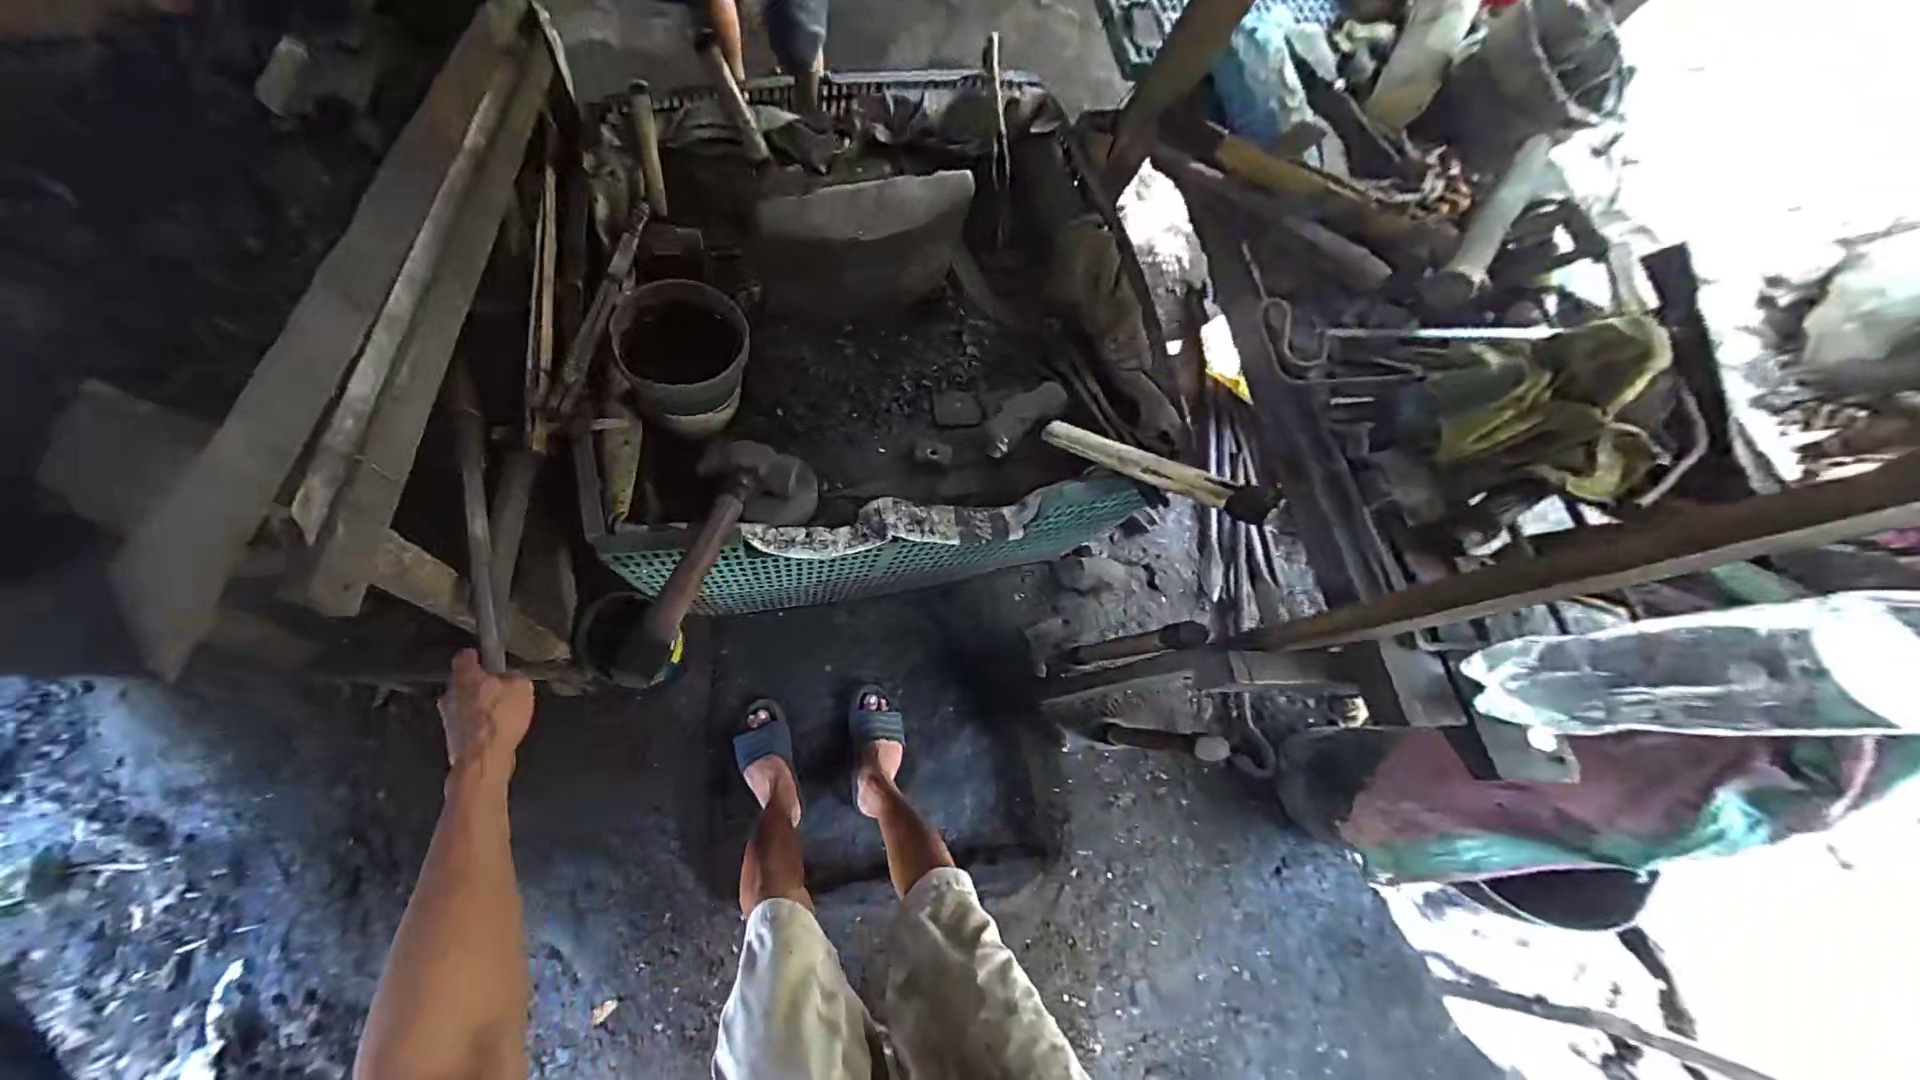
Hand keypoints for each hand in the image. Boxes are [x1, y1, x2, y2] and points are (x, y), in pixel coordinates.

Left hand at [437, 649, 534, 775]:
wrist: (484, 758)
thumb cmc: (500, 720)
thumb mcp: (522, 688)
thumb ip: (515, 677)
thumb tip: (511, 677)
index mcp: (466, 677)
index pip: (464, 657)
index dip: (474, 655)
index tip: (479, 655)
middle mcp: (450, 695)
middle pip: (462, 682)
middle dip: (478, 683)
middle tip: (497, 685)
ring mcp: (448, 717)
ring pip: (463, 703)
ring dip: (477, 705)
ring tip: (500, 710)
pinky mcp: (452, 737)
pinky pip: (467, 722)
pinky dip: (478, 722)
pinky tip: (495, 727)